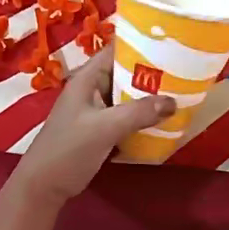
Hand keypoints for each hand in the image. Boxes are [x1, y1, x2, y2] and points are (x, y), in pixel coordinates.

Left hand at [11, 48, 175, 203]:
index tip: (171, 42)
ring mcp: (95, 112)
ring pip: (127, 98)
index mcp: (86, 79)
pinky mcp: (100, 132)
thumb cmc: (67, 150)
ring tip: (180, 94)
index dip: (140, 43)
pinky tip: (163, 122)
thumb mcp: (104, 128)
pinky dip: (141, 119)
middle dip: (152, 74)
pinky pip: (125, 119)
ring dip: (149, 99)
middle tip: (185, 72)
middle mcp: (91, 91)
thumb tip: (173, 102)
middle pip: (125, 74)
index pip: (115, 50)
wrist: (43, 186)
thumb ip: (138, 113)